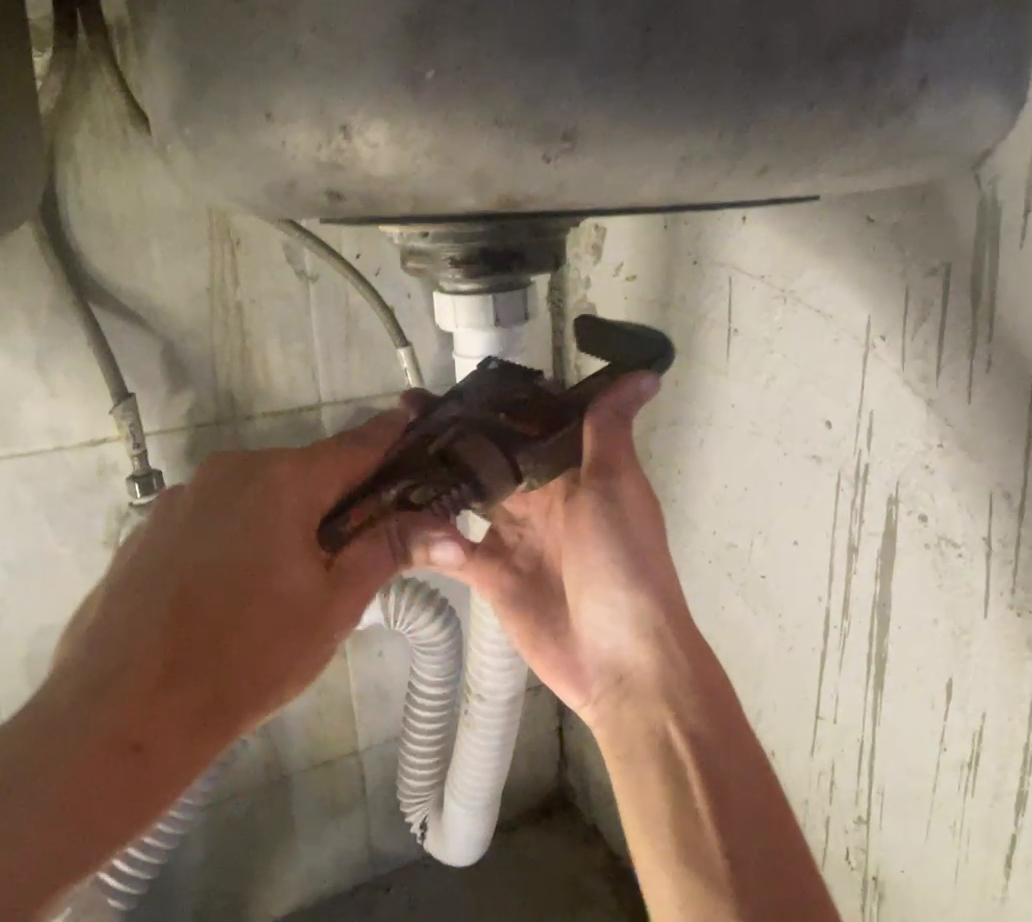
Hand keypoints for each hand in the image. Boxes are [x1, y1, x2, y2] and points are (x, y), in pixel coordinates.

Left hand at [40, 396, 434, 782]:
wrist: (121, 715)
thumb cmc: (247, 658)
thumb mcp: (334, 606)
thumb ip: (388, 551)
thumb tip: (452, 532)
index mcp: (283, 479)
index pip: (359, 443)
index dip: (396, 438)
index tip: (423, 436)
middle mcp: (231, 470)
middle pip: (308, 472)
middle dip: (338, 502)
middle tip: (355, 556)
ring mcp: (182, 497)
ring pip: (260, 495)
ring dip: (287, 522)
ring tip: (288, 587)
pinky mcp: (149, 528)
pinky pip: (217, 518)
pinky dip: (241, 538)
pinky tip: (232, 595)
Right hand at [417, 372, 700, 727]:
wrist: (623, 660)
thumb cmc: (624, 562)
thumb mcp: (616, 486)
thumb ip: (607, 430)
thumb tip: (643, 370)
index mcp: (575, 469)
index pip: (531, 424)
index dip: (497, 402)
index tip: (454, 379)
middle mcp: (543, 497)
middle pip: (492, 456)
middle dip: (454, 434)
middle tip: (402, 411)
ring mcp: (515, 537)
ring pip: (468, 495)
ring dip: (435, 477)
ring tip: (389, 451)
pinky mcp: (492, 576)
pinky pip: (454, 548)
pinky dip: (431, 536)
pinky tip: (398, 517)